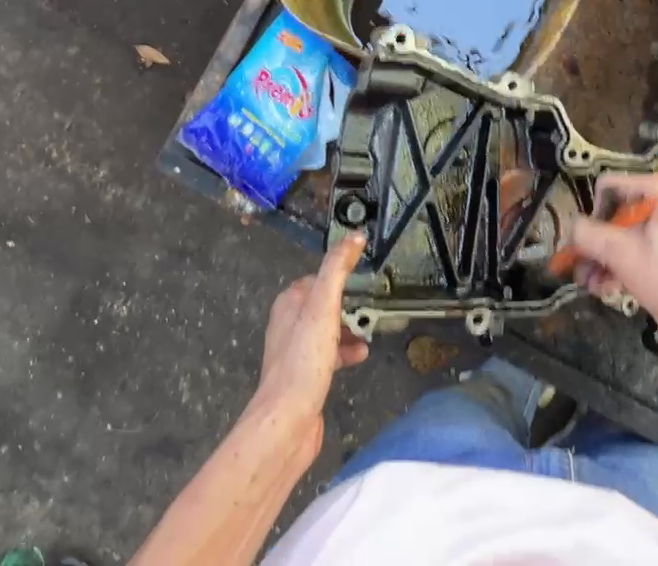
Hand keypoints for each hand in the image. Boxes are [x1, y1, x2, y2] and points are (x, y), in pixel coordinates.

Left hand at [251, 234, 369, 439]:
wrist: (288, 420)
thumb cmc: (304, 360)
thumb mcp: (323, 307)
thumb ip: (337, 269)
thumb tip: (355, 236)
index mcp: (288, 304)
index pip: (315, 279)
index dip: (337, 276)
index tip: (361, 277)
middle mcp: (287, 325)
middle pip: (322, 305)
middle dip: (346, 305)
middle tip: (369, 308)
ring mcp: (294, 353)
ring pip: (326, 331)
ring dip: (347, 329)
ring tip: (369, 333)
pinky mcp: (304, 377)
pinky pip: (328, 356)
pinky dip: (345, 353)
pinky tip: (359, 357)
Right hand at [566, 174, 657, 340]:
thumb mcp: (619, 253)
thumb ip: (587, 234)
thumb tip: (570, 228)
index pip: (608, 187)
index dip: (593, 214)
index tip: (588, 242)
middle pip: (615, 212)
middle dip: (595, 243)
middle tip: (578, 268)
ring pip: (624, 232)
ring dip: (602, 257)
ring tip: (588, 284)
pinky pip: (638, 245)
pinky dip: (620, 262)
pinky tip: (605, 287)